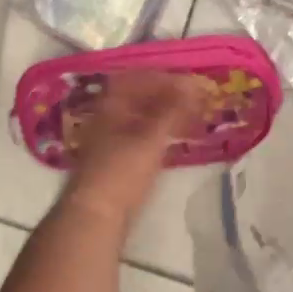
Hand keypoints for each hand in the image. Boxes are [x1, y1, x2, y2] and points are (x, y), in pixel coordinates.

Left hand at [62, 73, 205, 227]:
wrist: (96, 215)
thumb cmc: (121, 170)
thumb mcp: (150, 137)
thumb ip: (172, 109)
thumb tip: (192, 83)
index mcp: (111, 106)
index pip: (138, 78)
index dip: (164, 77)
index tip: (189, 82)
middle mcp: (109, 118)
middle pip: (140, 98)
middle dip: (169, 96)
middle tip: (196, 101)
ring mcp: (112, 140)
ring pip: (143, 119)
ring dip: (167, 115)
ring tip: (193, 119)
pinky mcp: (118, 161)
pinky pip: (143, 137)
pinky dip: (162, 134)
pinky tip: (177, 140)